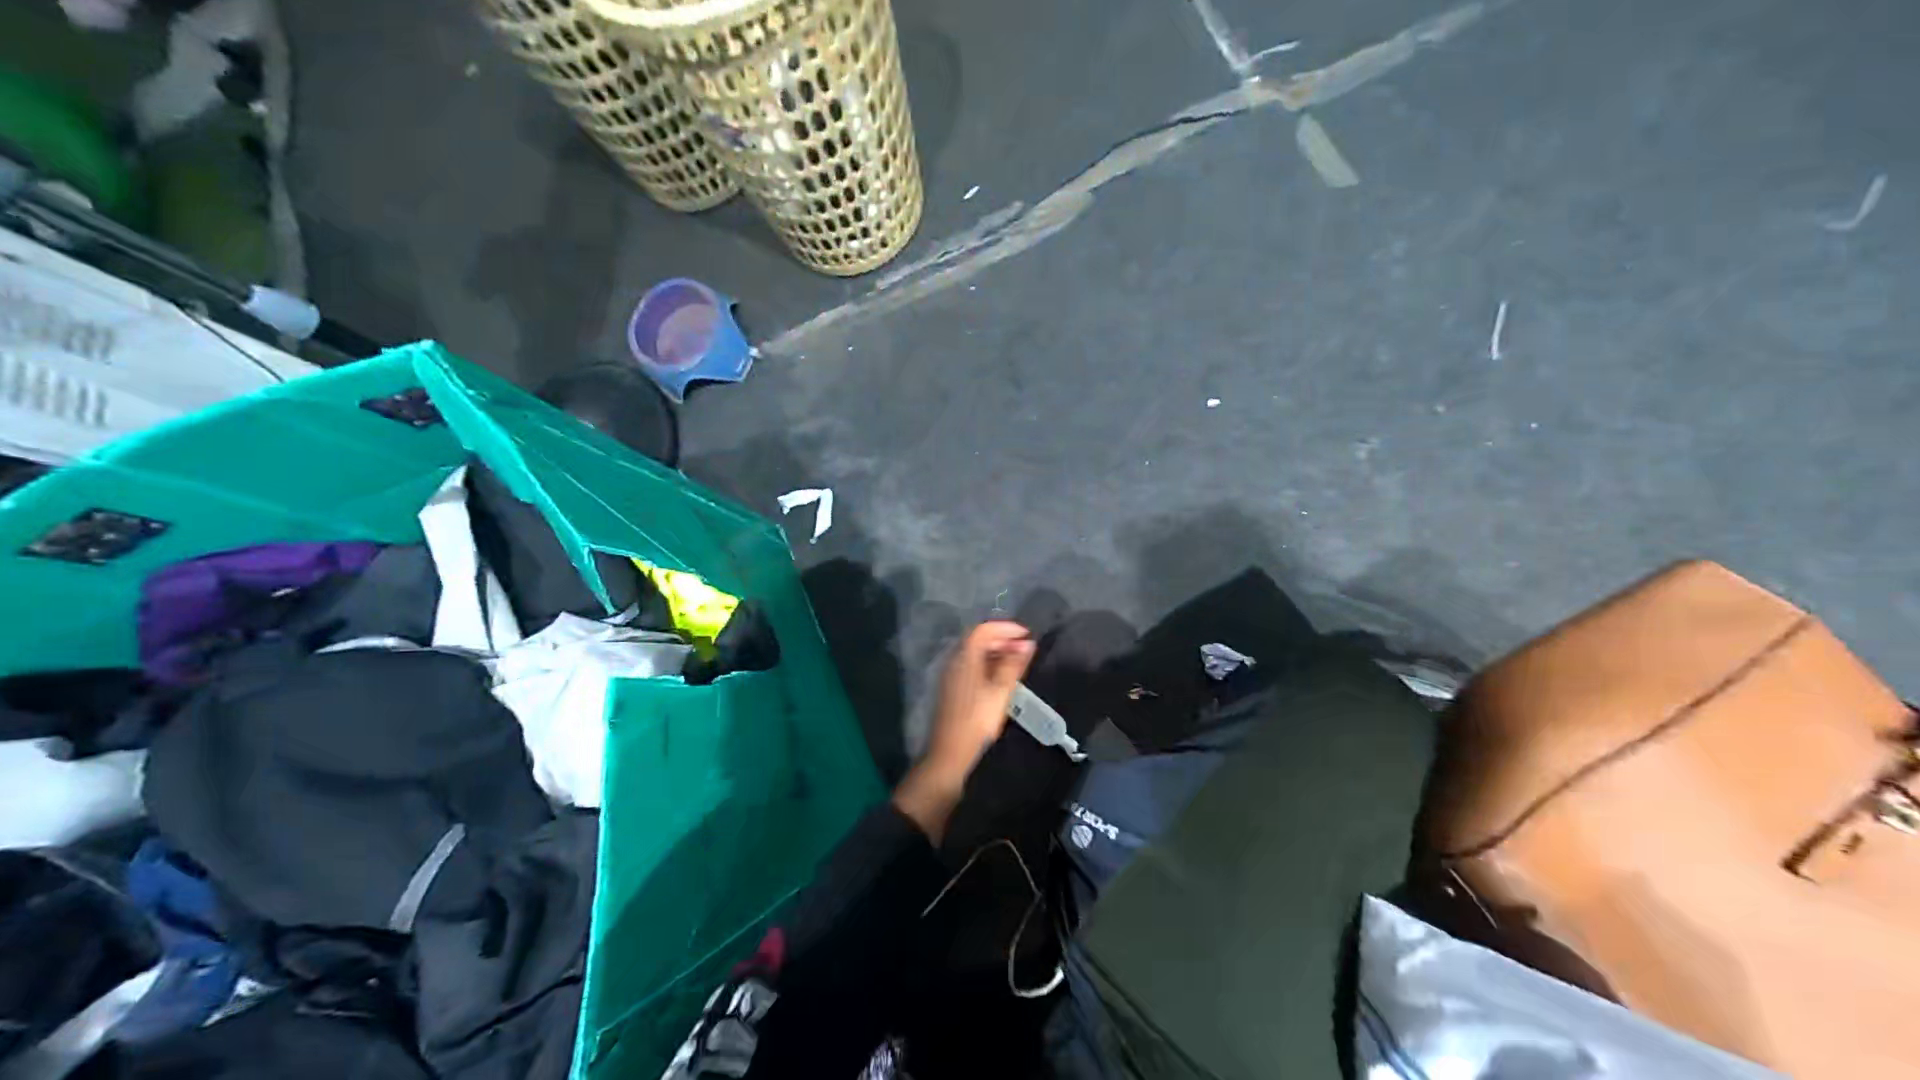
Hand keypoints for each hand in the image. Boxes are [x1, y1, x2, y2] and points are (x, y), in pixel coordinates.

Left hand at [892, 621, 1034, 842]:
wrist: (949, 756)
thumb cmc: (976, 722)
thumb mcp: (1000, 692)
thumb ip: (1013, 665)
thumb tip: (1027, 643)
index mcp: (964, 658)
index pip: (983, 629)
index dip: (1005, 627)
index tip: (1027, 634)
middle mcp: (954, 662)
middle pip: (977, 640)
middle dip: (1002, 638)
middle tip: (1025, 648)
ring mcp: (951, 676)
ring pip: (974, 654)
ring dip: (995, 652)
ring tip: (1017, 661)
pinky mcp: (952, 690)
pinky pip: (971, 667)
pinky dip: (987, 665)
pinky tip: (1001, 677)